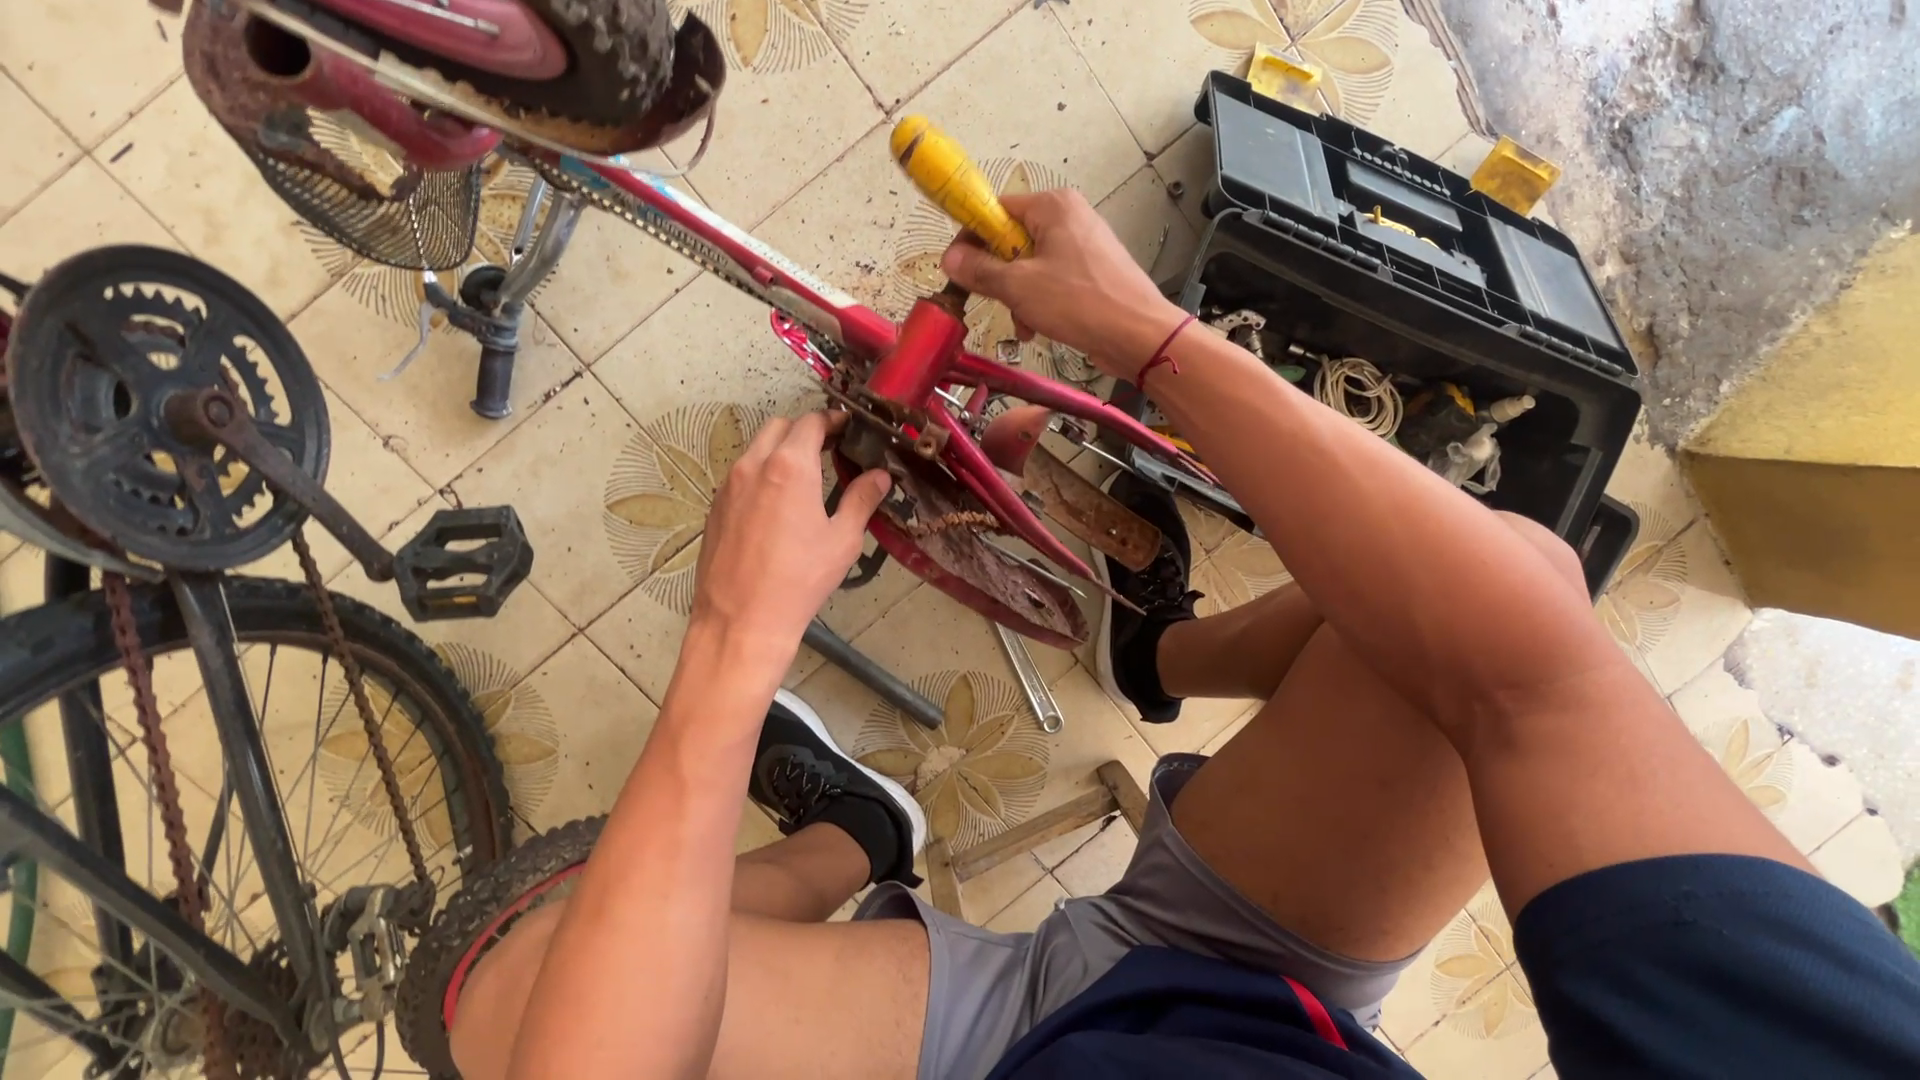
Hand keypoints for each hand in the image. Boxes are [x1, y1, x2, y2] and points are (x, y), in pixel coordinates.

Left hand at [690, 411, 890, 647]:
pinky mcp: (715, 507)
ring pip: (755, 449)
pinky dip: (760, 474)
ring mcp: (729, 486)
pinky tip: (775, 505)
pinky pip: (740, 476)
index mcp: (790, 467)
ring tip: (802, 478)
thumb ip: (861, 500)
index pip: (811, 423)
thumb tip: (879, 477)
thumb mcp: (842, 540)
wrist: (741, 619)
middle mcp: (754, 465)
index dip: (832, 421)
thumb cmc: (799, 579)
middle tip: (827, 450)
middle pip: (779, 428)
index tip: (846, 429)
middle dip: (803, 432)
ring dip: (779, 452)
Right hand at [940, 189, 1187, 379]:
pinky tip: (1039, 327)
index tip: (958, 268)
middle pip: (1012, 240)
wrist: (1138, 334)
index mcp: (1052, 206)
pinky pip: (1051, 281)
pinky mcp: (1091, 272)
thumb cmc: (1080, 303)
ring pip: (1029, 266)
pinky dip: (1039, 303)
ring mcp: (1083, 245)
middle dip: (999, 276)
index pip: (996, 210)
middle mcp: (1069, 217)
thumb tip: (949, 259)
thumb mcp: (1019, 287)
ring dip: (1018, 297)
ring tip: (1024, 322)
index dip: (972, 239)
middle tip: (996, 301)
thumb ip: (980, 270)